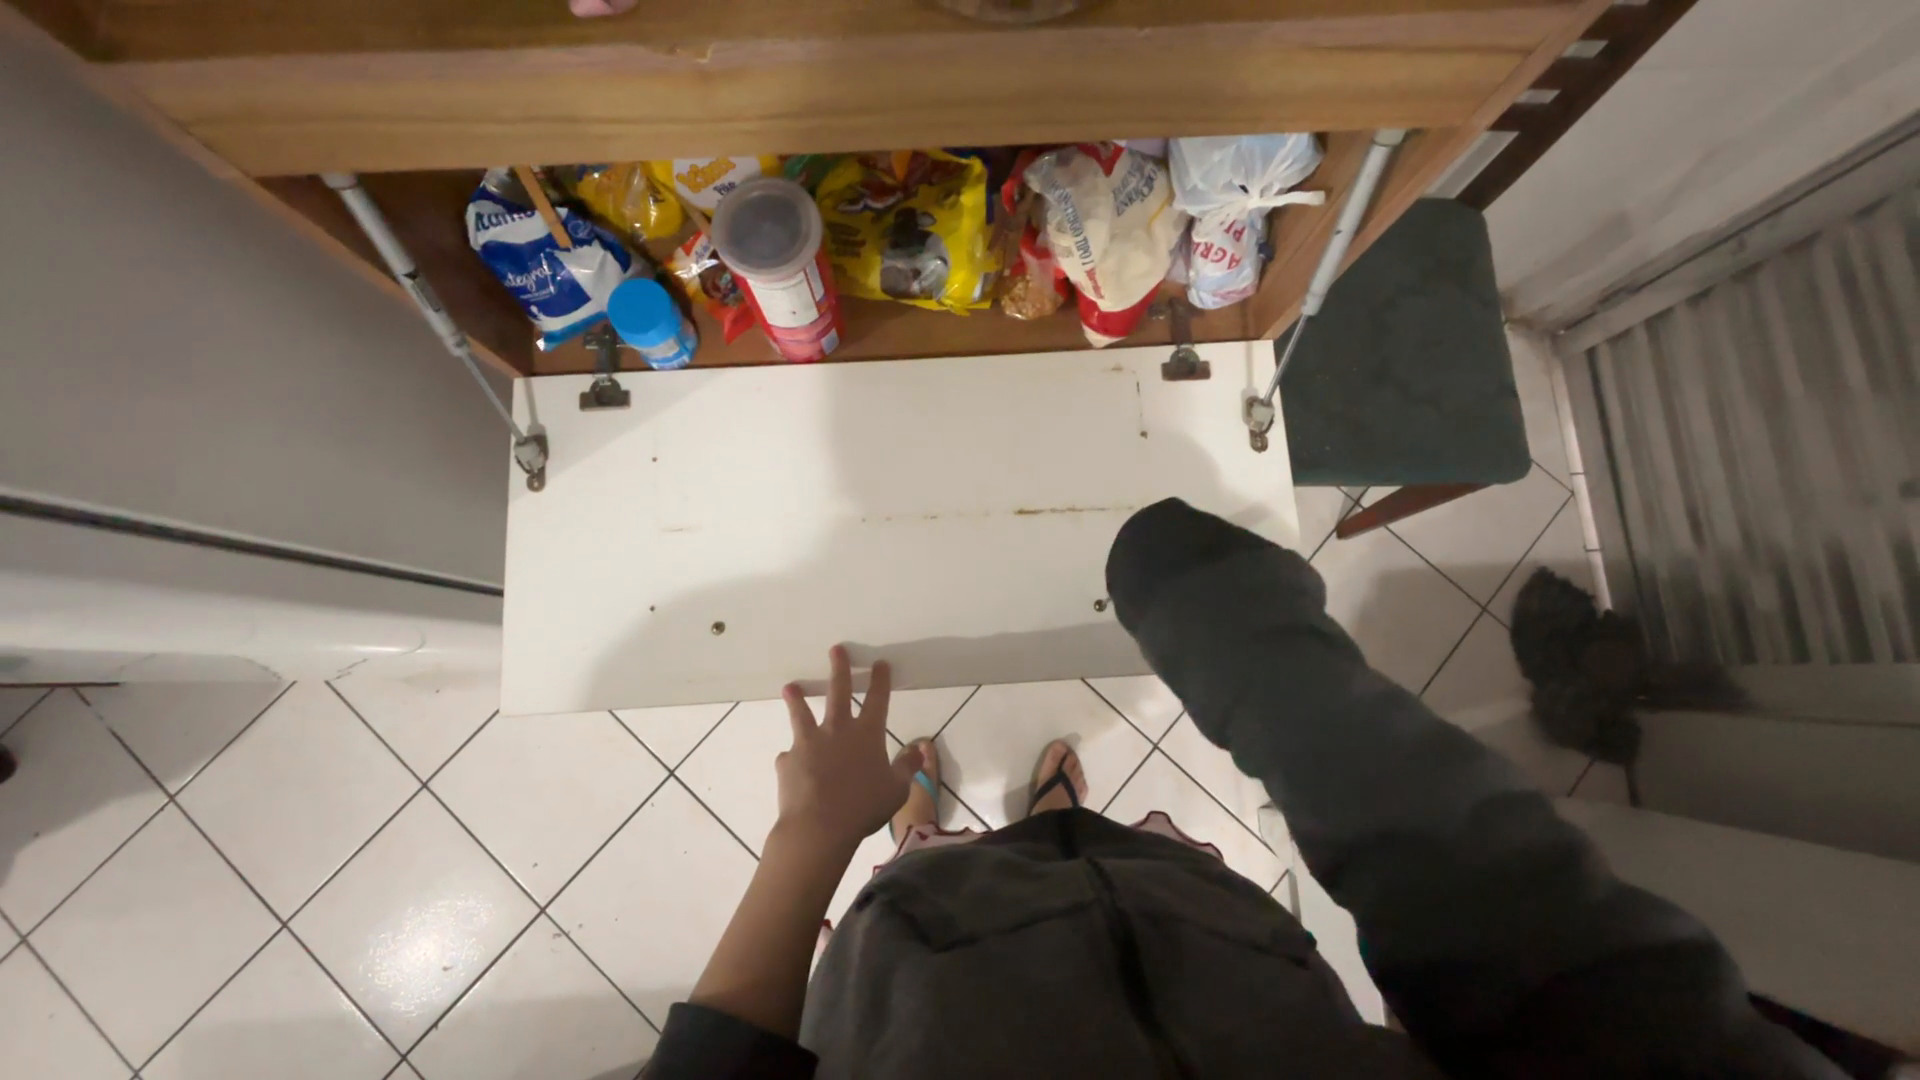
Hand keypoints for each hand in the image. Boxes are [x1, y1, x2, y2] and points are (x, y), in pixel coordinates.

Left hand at [773, 646, 921, 853]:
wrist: (818, 827)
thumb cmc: (864, 807)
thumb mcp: (896, 790)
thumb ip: (907, 768)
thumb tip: (919, 750)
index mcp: (867, 734)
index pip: (878, 699)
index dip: (880, 679)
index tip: (880, 663)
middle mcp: (837, 730)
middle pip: (838, 692)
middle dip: (839, 669)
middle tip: (836, 650)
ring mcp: (808, 743)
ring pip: (802, 714)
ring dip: (797, 698)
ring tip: (790, 686)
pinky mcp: (788, 761)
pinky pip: (791, 756)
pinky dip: (793, 757)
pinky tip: (790, 762)